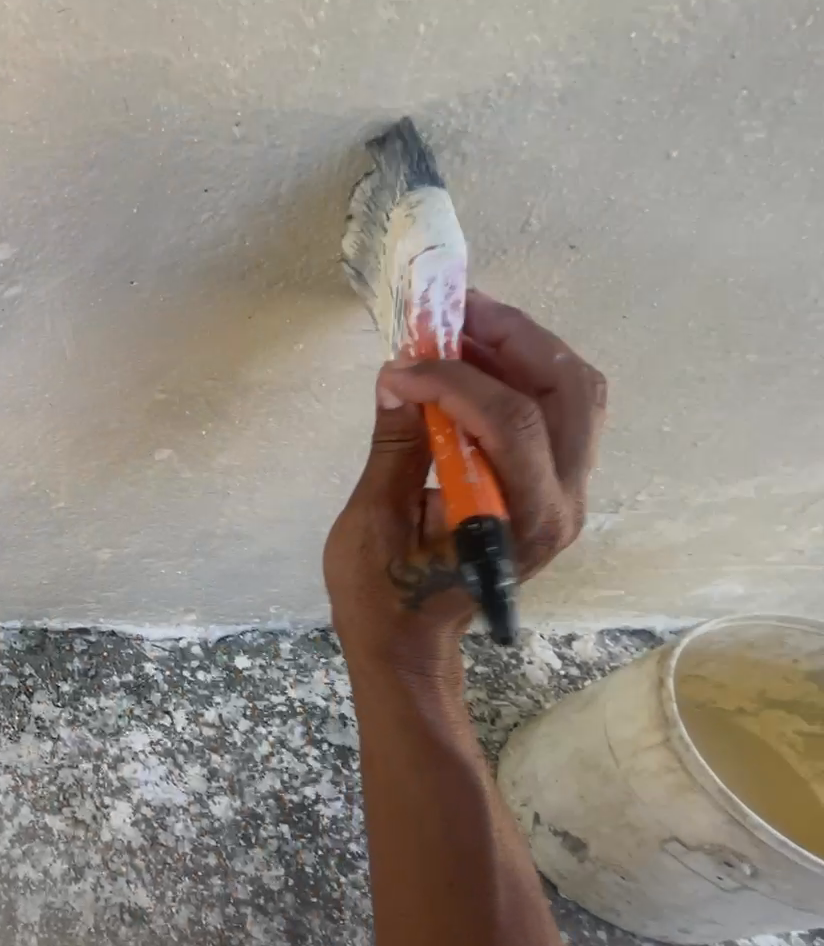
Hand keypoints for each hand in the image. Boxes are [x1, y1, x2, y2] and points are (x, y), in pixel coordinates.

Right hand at [324, 292, 608, 674]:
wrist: (406, 638)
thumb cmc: (380, 591)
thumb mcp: (372, 520)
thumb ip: (395, 447)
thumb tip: (396, 378)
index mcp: (520, 518)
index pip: (510, 422)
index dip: (453, 379)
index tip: (395, 366)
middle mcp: (562, 499)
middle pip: (568, 390)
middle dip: (511, 338)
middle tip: (449, 308)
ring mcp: (564, 491)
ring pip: (573, 394)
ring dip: (520, 348)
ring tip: (458, 324)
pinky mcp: (547, 485)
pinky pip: (553, 411)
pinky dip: (515, 373)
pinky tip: (467, 360)